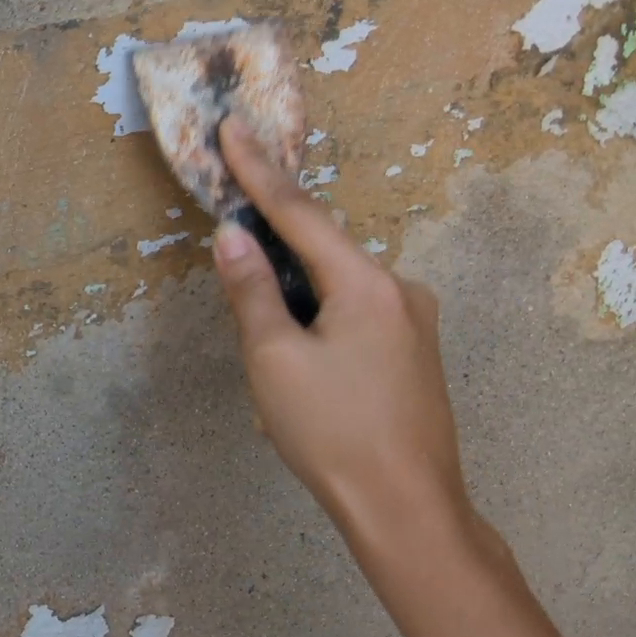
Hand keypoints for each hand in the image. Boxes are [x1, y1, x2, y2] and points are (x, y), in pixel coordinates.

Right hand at [211, 118, 467, 529]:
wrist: (404, 507)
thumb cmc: (329, 427)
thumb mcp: (273, 355)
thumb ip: (252, 289)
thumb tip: (232, 234)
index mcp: (366, 285)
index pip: (300, 213)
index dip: (259, 170)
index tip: (233, 128)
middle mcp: (398, 291)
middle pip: (318, 243)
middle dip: (270, 227)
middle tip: (225, 210)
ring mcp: (410, 320)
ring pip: (331, 277)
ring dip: (286, 273)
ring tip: (247, 297)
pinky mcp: (406, 348)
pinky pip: (346, 302)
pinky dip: (308, 298)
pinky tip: (287, 330)